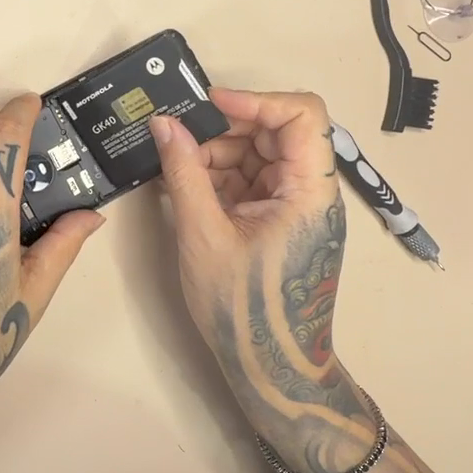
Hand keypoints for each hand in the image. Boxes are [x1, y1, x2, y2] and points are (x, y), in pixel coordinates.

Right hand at [151, 89, 373, 469]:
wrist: (271, 372)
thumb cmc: (245, 307)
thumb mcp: (203, 235)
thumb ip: (183, 172)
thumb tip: (163, 123)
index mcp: (308, 190)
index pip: (302, 116)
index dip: (256, 100)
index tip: (208, 104)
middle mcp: (308, 191)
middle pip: (275, 132)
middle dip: (224, 129)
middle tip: (178, 139)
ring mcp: (293, 206)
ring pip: (258, 154)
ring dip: (215, 153)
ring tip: (176, 170)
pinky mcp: (277, 221)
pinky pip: (249, 180)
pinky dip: (217, 177)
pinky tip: (185, 188)